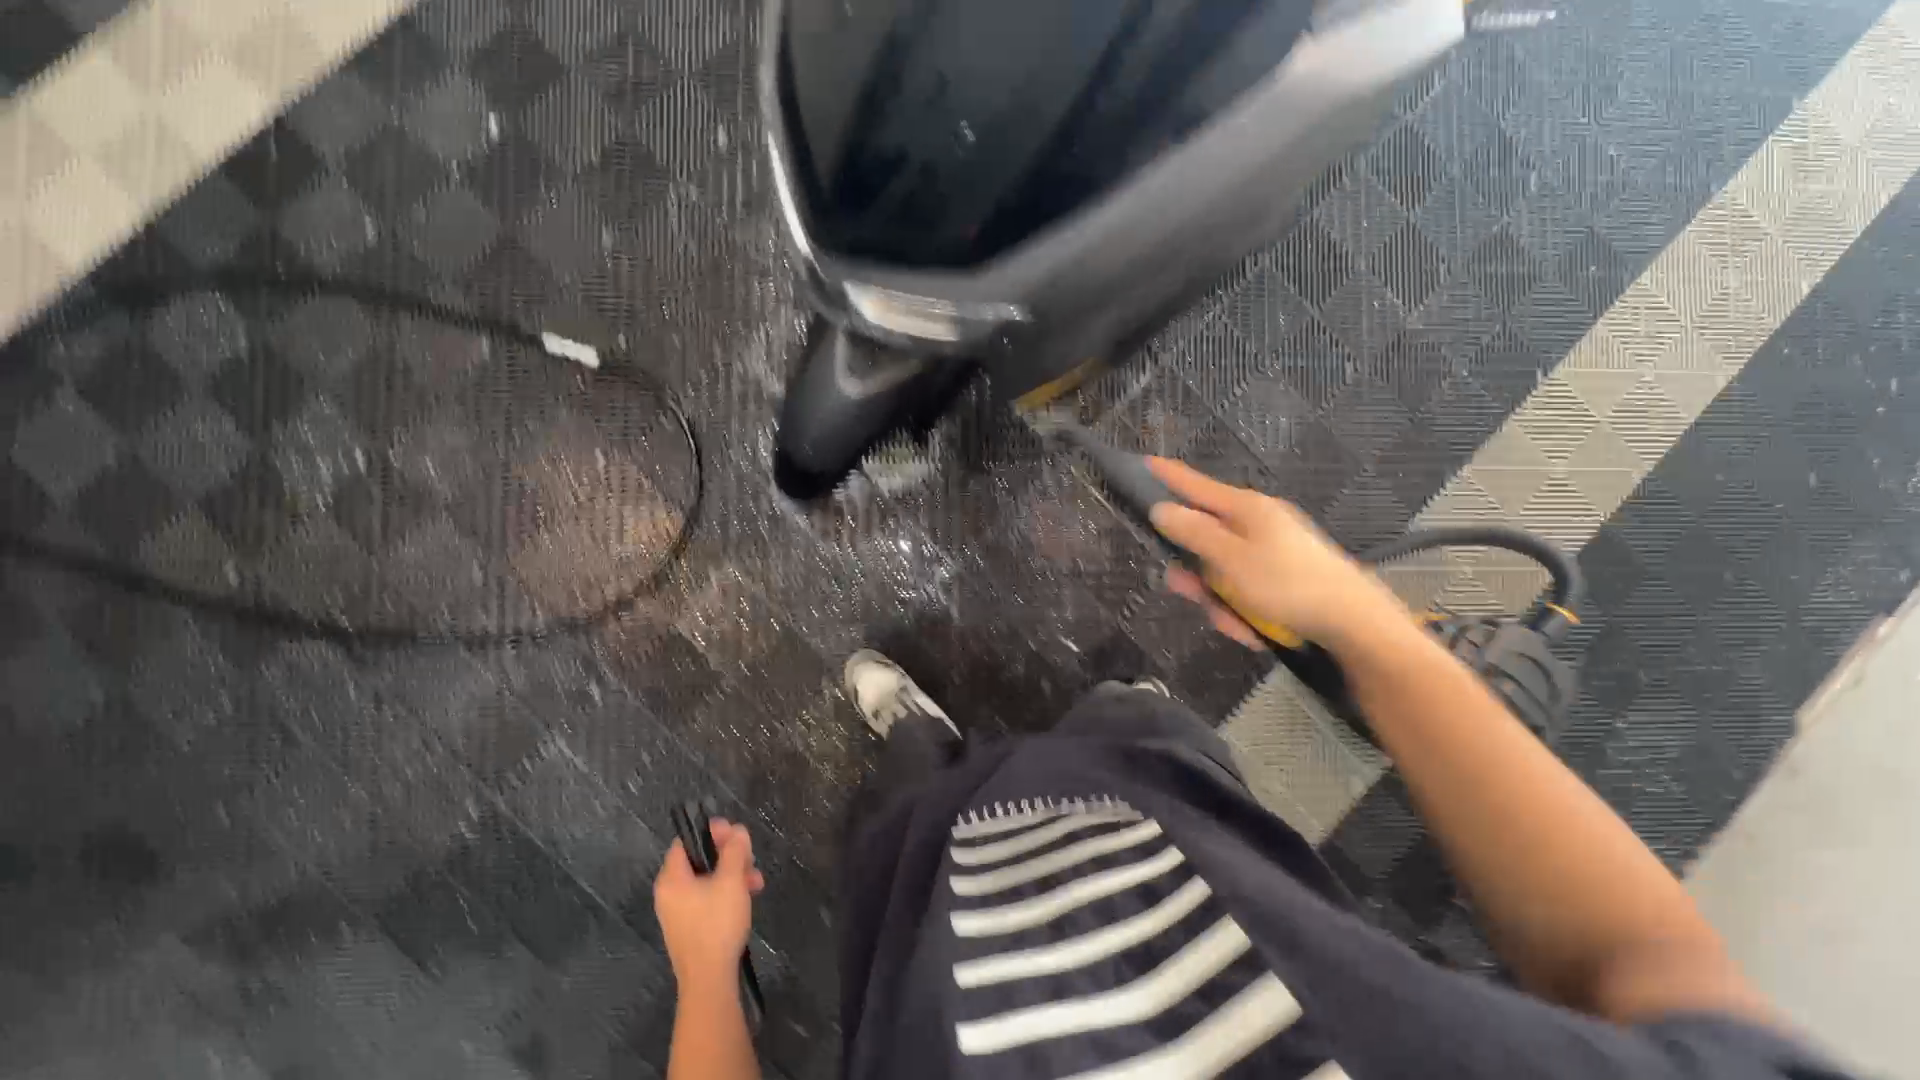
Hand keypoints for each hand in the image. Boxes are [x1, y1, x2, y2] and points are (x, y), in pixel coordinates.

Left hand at [653, 819, 765, 988]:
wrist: (709, 979)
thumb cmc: (717, 924)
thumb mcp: (731, 881)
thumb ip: (734, 851)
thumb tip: (737, 831)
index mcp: (671, 878)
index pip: (685, 841)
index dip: (711, 833)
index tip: (736, 834)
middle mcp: (668, 893)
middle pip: (698, 860)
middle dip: (728, 856)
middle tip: (751, 859)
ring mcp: (677, 913)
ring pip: (706, 881)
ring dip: (732, 875)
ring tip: (756, 882)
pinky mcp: (689, 928)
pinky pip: (706, 900)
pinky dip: (725, 894)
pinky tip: (746, 899)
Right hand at [1146, 458, 1407, 649]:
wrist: (1352, 621)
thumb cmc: (1288, 584)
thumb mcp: (1231, 560)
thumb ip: (1194, 533)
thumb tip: (1161, 508)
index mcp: (1246, 509)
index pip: (1196, 485)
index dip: (1167, 476)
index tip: (1143, 463)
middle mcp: (1258, 523)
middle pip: (1206, 538)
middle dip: (1196, 572)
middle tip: (1188, 591)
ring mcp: (1273, 550)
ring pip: (1223, 572)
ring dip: (1221, 600)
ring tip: (1235, 622)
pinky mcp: (1284, 576)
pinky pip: (1246, 589)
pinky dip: (1244, 610)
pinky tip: (1253, 628)